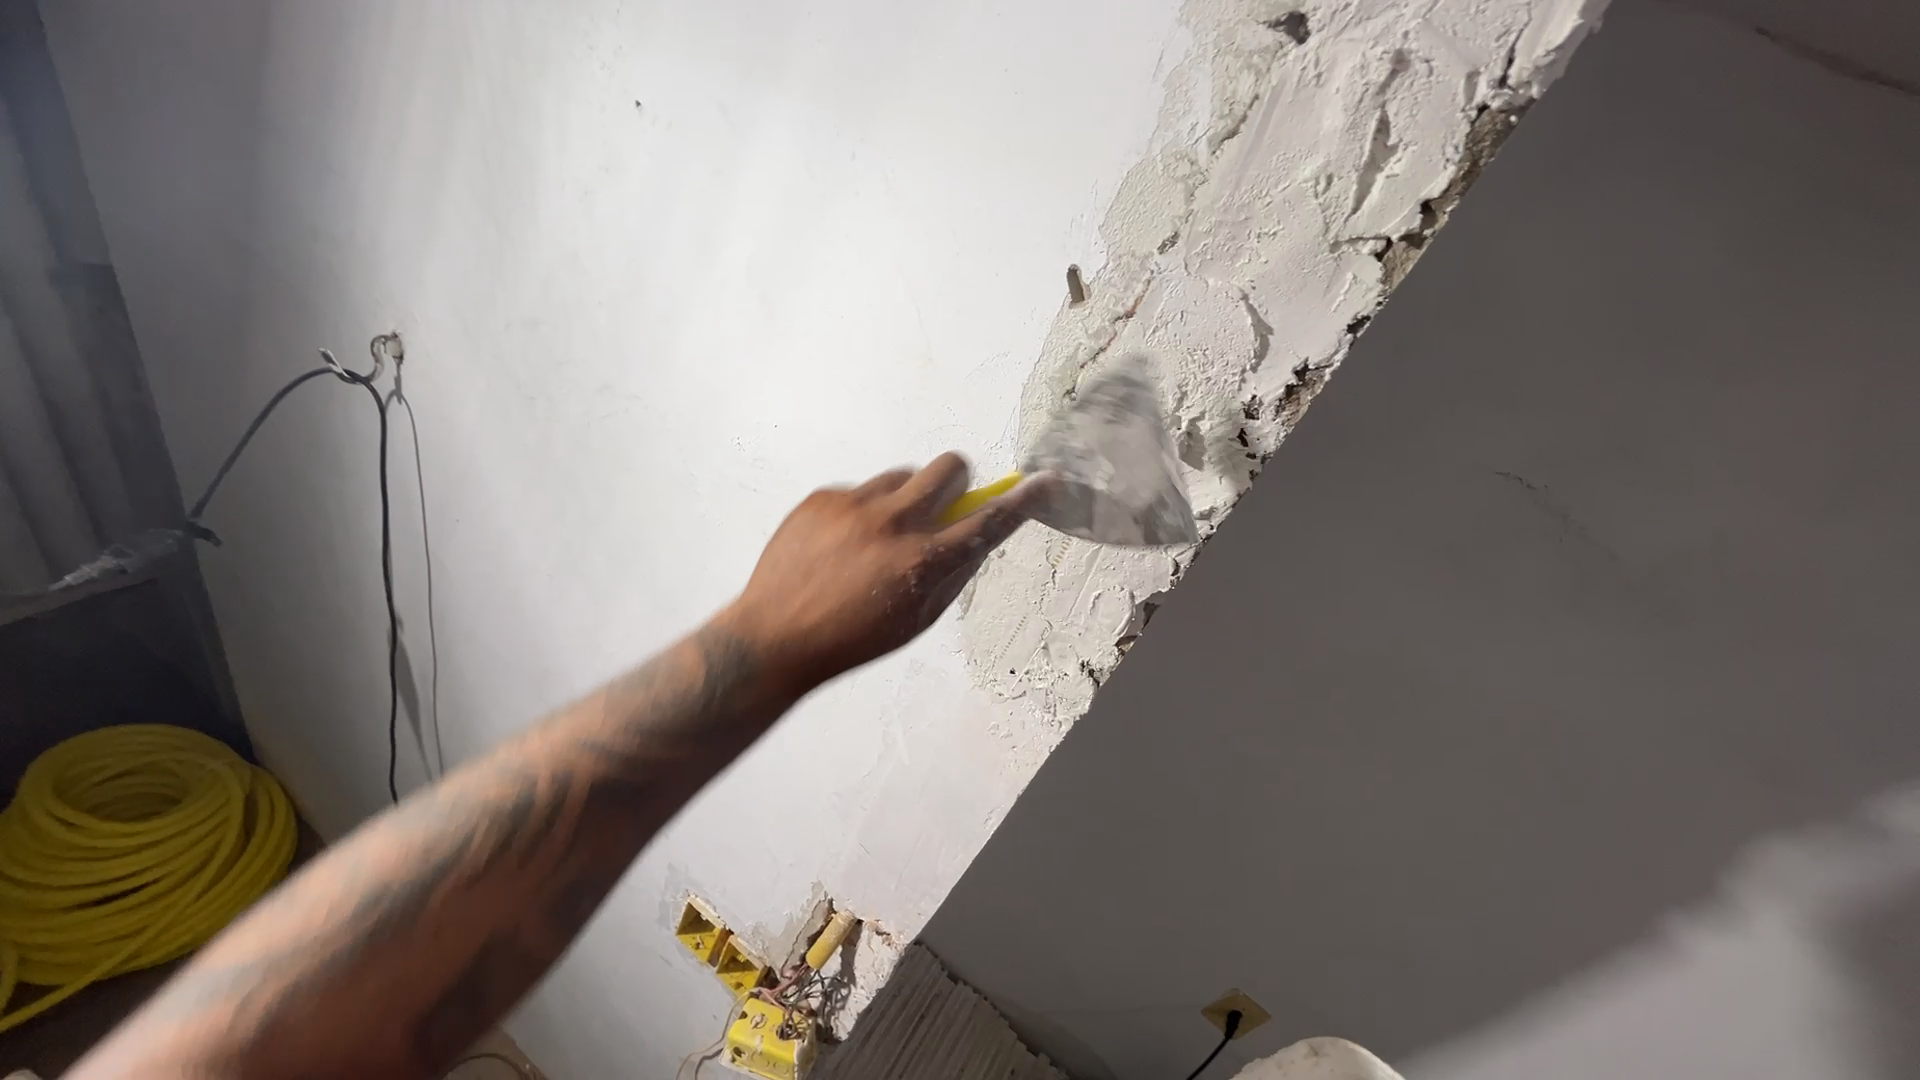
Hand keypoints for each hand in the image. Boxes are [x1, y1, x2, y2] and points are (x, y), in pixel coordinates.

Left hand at [717, 453, 1047, 695]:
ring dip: (904, 499)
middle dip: (955, 482)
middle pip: (949, 466)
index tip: (1045, 482)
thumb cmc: (852, 637)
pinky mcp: (823, 497)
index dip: (1023, 501)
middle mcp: (892, 524)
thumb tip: (978, 536)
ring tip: (875, 539)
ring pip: (902, 475)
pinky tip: (841, 546)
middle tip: (939, 507)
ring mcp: (853, 506)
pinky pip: (860, 489)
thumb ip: (954, 573)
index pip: (988, 522)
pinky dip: (862, 511)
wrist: (775, 636)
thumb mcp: (917, 619)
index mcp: (922, 562)